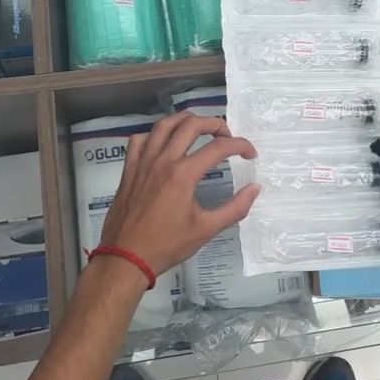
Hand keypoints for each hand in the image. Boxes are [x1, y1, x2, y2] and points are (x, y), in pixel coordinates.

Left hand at [97, 113, 259, 284]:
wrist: (125, 257)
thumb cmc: (167, 245)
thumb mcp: (206, 230)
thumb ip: (235, 208)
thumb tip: (254, 189)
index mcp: (184, 174)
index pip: (219, 147)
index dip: (240, 146)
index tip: (250, 155)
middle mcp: (163, 160)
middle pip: (191, 125)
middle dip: (215, 124)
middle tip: (227, 137)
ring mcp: (143, 162)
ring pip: (164, 125)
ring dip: (185, 121)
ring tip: (199, 129)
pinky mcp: (129, 169)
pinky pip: (140, 140)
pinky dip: (154, 135)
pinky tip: (164, 145)